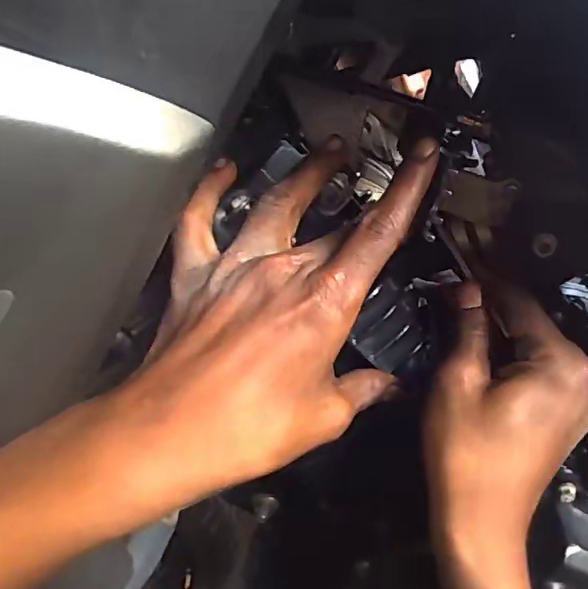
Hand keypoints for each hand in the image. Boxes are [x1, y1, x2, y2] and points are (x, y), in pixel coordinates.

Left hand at [82, 136, 437, 517]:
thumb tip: (384, 386)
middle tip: (390, 173)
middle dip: (371, 195)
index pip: (379, 233)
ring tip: (328, 153)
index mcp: (325, 303)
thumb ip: (362, 391)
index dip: (407, 190)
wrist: (165, 435)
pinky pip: (199, 219)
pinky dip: (210, 190)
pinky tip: (224, 170)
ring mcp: (236, 268)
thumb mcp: (324, 417)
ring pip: (277, 203)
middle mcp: (284, 272)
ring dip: (306, 175)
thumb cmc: (246, 429)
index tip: (422, 158)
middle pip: (338, 224)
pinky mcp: (196, 276)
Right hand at [423, 281, 587, 567]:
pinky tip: (489, 358)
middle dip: (495, 310)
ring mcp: (584, 400)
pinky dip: (518, 363)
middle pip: (535, 326)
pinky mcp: (572, 418)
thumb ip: (470, 328)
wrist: (483, 524)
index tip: (459, 266)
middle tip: (455, 295)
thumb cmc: (465, 453)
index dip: (487, 282)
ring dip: (505, 336)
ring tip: (465, 321)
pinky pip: (545, 375)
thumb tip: (468, 289)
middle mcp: (585, 376)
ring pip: (539, 350)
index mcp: (563, 363)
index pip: (522, 304)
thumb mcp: (459, 381)